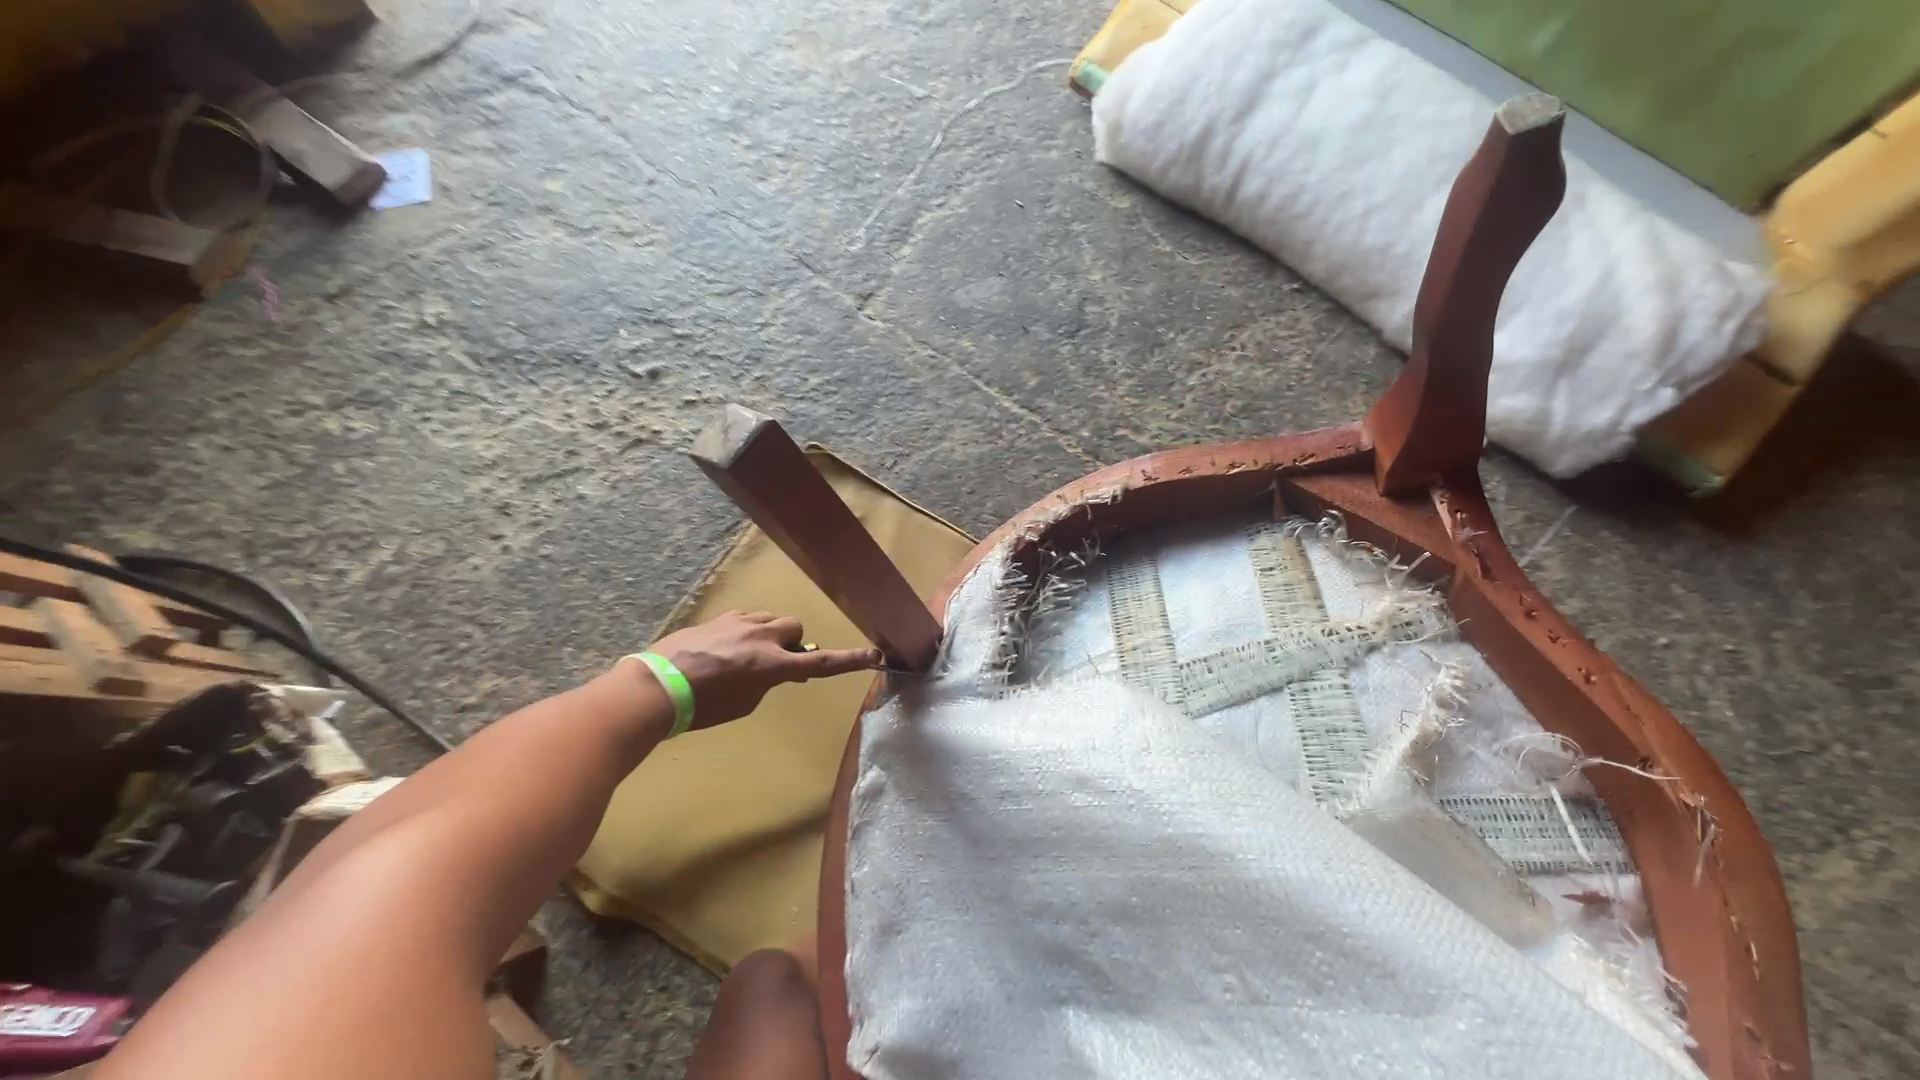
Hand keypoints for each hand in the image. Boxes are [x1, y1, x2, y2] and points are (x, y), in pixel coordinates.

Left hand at [645, 611, 881, 728]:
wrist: (658, 686)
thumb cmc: (703, 707)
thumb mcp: (744, 704)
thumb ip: (766, 684)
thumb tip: (772, 672)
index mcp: (772, 666)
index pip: (820, 664)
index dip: (849, 661)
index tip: (873, 655)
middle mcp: (761, 638)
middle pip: (794, 627)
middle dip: (792, 643)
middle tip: (777, 662)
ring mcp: (739, 623)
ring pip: (770, 619)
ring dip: (769, 634)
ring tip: (749, 654)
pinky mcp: (718, 618)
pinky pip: (745, 617)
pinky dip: (746, 629)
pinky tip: (727, 645)